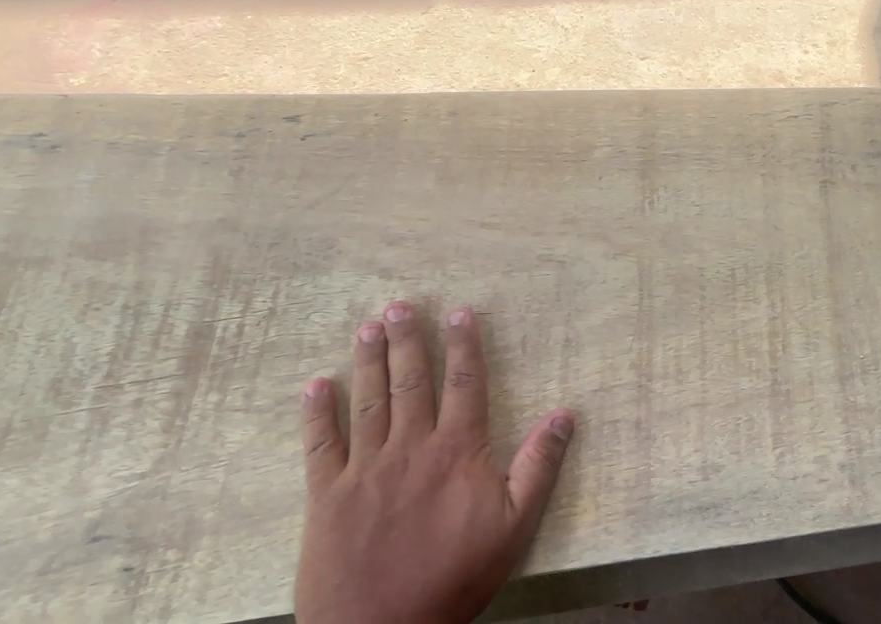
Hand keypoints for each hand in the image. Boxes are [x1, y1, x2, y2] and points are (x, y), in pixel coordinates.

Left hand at [296, 301, 575, 623]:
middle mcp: (411, 448)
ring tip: (368, 326)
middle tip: (401, 304)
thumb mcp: (517, 525)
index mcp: (458, 450)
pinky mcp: (326, 498)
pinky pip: (319, 446)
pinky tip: (316, 385)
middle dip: (407, 340)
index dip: (463, 345)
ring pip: (368, 402)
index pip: (465, 383)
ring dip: (368, 361)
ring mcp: (364, 470)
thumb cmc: (457, 577)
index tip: (459, 312)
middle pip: (411, 382)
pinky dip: (317, 413)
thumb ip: (540, 466)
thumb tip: (565, 414)